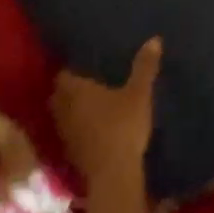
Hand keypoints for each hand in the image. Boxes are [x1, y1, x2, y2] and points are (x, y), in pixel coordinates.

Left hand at [52, 38, 160, 190]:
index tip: (84, 68)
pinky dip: (78, 130)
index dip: (71, 70)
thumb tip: (154, 39)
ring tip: (91, 107)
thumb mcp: (139, 94)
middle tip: (88, 85)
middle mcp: (62, 108)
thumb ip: (144, 67)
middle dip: (69, 90)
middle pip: (59, 94)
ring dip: (72, 111)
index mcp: (75, 89)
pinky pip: (70, 134)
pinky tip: (93, 130)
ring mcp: (64, 132)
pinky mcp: (70, 152)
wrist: (113, 173)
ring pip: (62, 115)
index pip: (63, 74)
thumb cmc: (123, 126)